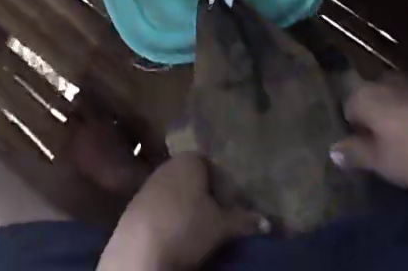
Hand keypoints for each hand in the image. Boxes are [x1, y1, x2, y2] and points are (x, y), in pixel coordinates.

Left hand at [99, 155, 267, 270]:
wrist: (140, 247)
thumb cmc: (187, 226)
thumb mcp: (222, 226)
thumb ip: (245, 220)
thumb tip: (268, 222)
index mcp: (190, 159)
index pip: (214, 167)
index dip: (226, 187)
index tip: (233, 209)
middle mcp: (169, 163)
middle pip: (195, 179)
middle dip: (208, 198)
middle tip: (220, 223)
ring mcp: (151, 181)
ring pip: (179, 192)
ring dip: (189, 208)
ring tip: (200, 233)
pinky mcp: (138, 201)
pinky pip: (163, 205)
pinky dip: (172, 217)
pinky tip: (177, 236)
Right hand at [330, 76, 407, 193]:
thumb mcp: (385, 164)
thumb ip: (356, 154)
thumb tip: (332, 150)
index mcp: (365, 94)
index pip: (348, 111)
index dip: (359, 135)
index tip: (374, 157)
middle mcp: (385, 79)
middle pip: (374, 102)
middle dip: (380, 124)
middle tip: (395, 154)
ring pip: (400, 100)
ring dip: (404, 119)